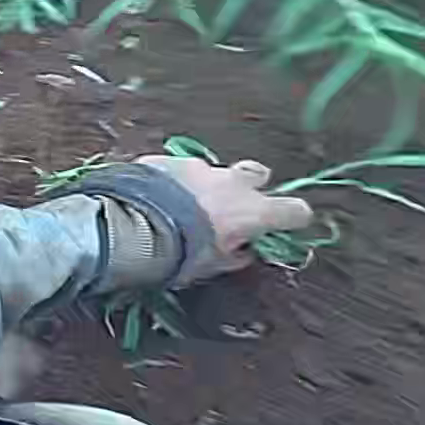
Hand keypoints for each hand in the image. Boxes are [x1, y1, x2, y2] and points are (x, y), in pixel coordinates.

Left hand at [135, 155, 312, 275]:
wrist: (128, 227)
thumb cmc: (176, 253)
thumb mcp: (212, 265)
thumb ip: (234, 254)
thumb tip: (242, 248)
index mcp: (254, 210)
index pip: (296, 210)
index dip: (287, 218)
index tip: (274, 225)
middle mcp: (231, 182)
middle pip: (256, 174)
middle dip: (246, 186)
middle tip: (224, 203)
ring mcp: (195, 167)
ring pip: (208, 169)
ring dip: (198, 182)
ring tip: (172, 200)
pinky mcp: (162, 160)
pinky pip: (170, 167)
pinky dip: (165, 177)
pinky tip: (146, 192)